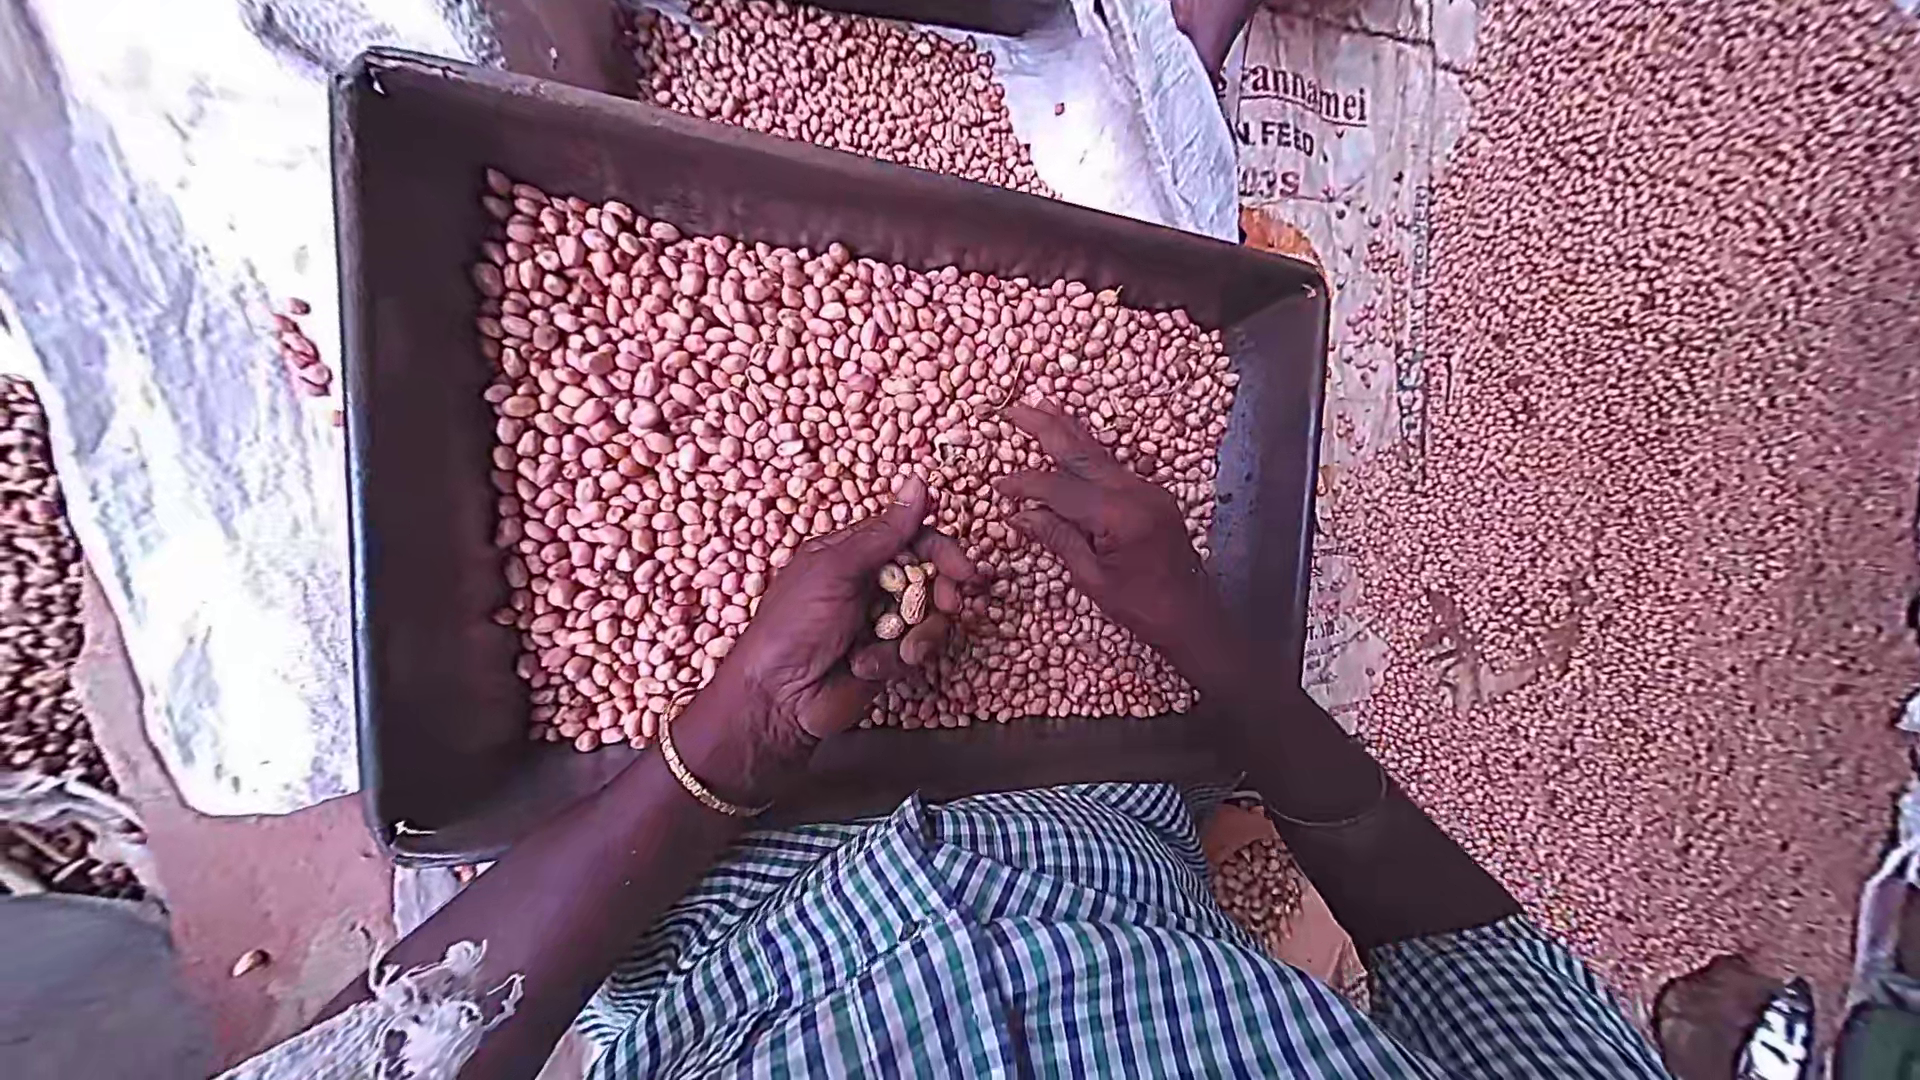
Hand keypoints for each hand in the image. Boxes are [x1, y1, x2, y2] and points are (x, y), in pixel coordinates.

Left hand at [675, 476, 976, 804]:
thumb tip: (918, 484)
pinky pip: (915, 649)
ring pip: (929, 615)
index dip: (940, 550)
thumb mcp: (837, 569)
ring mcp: (880, 620)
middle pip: (929, 576)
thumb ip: (884, 532)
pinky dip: (895, 658)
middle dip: (940, 593)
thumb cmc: (794, 625)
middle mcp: (871, 583)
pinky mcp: (887, 655)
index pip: (910, 537)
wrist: (776, 700)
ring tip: (899, 651)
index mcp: (853, 553)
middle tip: (947, 605)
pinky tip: (866, 666)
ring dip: (918, 634)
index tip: (964, 570)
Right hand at [994, 400, 1230, 678]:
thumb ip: (1058, 538)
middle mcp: (1137, 492)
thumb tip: (1019, 514)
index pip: (1061, 488)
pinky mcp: (1152, 497)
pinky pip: (1113, 468)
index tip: (998, 484)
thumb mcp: (1092, 578)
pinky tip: (1074, 442)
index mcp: (1120, 515)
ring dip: (1069, 430)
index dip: (1026, 484)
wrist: (1193, 617)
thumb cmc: (1141, 607)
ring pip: (1100, 454)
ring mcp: (1148, 491)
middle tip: (1016, 409)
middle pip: (1083, 453)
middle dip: (1047, 428)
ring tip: (1044, 406)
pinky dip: (1087, 453)